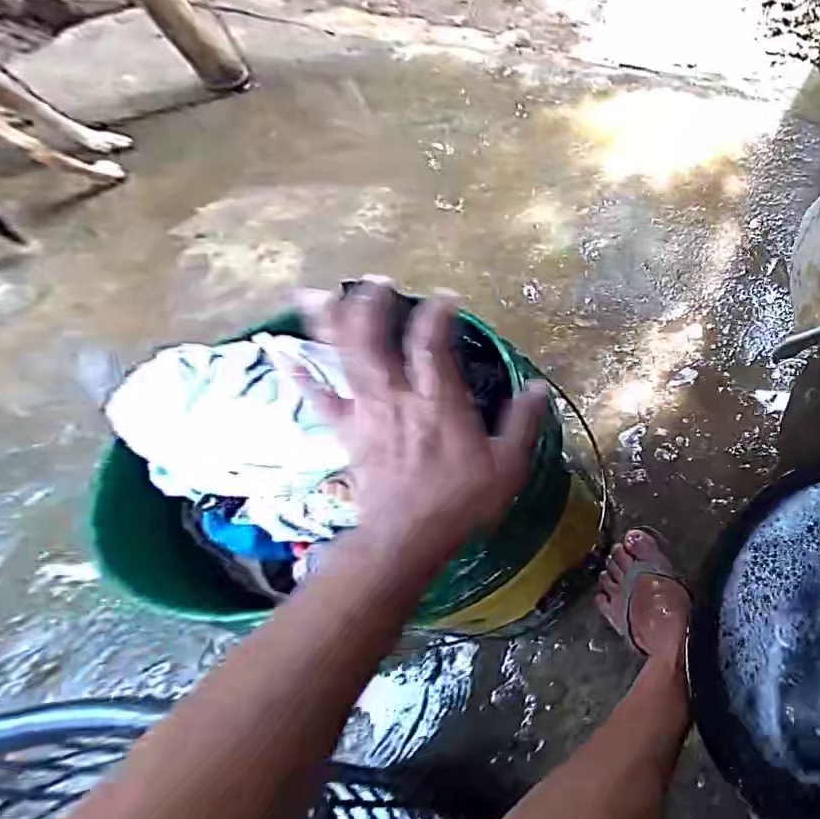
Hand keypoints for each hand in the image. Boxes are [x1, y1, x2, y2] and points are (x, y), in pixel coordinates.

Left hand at [283, 281, 549, 554]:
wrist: (409, 536)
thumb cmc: (463, 500)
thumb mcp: (508, 464)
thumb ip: (523, 422)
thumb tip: (538, 387)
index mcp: (440, 402)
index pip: (432, 344)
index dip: (437, 314)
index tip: (447, 298)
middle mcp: (398, 397)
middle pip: (374, 339)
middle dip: (372, 304)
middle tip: (378, 282)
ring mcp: (367, 412)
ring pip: (342, 357)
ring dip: (328, 323)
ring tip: (315, 292)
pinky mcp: (347, 431)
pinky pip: (318, 397)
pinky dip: (299, 374)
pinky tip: (281, 351)